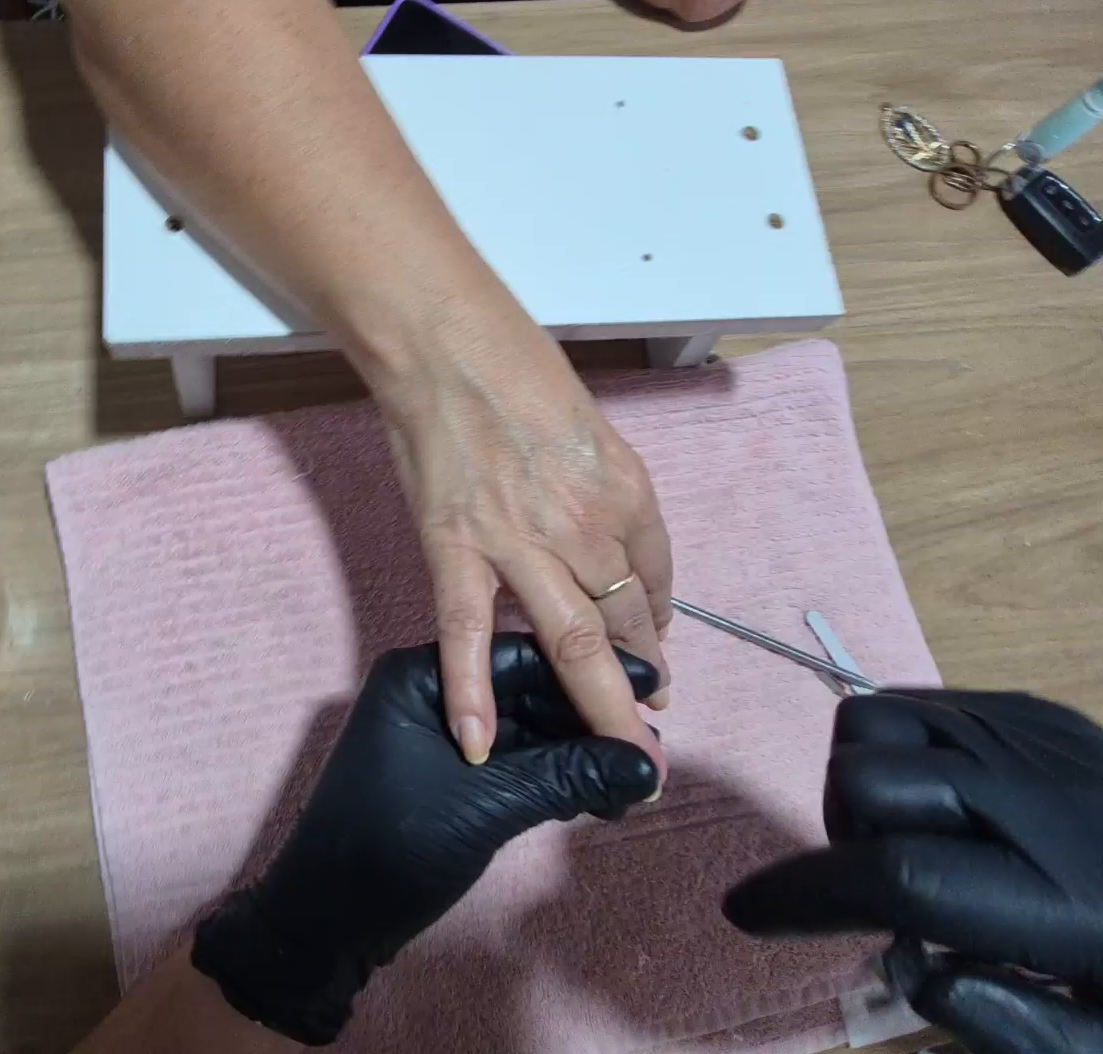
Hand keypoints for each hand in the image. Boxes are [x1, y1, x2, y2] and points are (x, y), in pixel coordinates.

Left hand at [192, 634, 661, 1045]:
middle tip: (653, 747)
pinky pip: (511, 759)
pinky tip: (597, 789)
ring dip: (576, 752)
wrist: (329, 917)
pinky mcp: (448, 771)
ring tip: (635, 776)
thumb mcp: (487, 803)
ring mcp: (439, 731)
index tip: (653, 690)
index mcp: (422, 674)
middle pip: (526, 692)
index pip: (519, 657)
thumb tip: (648, 765)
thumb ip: (568, 776)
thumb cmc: (395, 842)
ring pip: (523, 729)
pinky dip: (552, 773)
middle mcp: (431, 690)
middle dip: (587, 721)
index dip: (587, 675)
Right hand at [380, 329, 672, 770]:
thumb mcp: (588, 425)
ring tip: (617, 757)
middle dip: (644, 685)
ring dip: (600, 707)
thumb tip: (609, 546)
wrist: (446, 345)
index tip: (651, 653)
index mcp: (626, 490)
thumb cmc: (517, 368)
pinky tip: (478, 742)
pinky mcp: (457, 550)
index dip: (656, 624)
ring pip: (571, 642)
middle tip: (651, 738)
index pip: (655, 576)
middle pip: (625, 622)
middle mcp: (586, 527)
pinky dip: (473, 690)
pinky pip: (468, 632)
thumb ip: (607, 491)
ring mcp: (520, 544)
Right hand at [722, 689, 1102, 1053]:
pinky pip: (913, 706)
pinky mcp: (1039, 711)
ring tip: (911, 843)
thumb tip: (910, 973)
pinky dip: (894, 755)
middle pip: (868, 777)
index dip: (804, 896)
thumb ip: (1036, 1041)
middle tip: (890, 899)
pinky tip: (943, 809)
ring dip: (861, 788)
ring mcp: (1045, 736)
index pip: (902, 877)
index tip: (747, 914)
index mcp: (1101, 901)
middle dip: (846, 842)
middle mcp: (1058, 794)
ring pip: (872, 723)